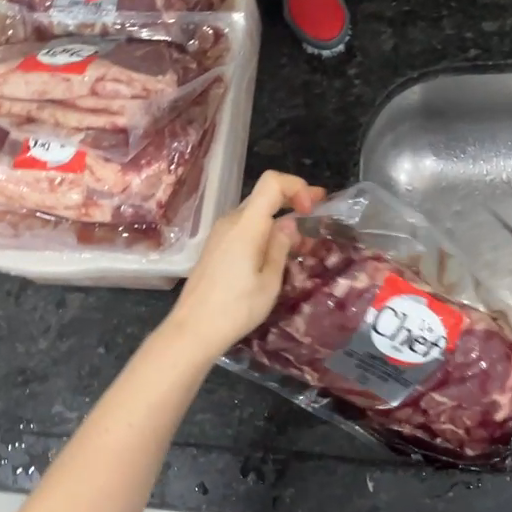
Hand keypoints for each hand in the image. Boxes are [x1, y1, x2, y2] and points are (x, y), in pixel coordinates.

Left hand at [160, 170, 323, 361]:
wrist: (193, 329)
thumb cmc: (236, 308)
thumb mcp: (269, 281)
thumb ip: (280, 246)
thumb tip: (289, 224)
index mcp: (246, 225)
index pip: (272, 182)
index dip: (296, 186)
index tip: (311, 209)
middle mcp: (231, 221)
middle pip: (264, 195)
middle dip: (293, 199)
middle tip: (318, 213)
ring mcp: (220, 232)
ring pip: (255, 212)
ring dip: (279, 217)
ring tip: (302, 240)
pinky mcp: (216, 245)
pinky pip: (244, 227)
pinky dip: (264, 229)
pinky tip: (277, 251)